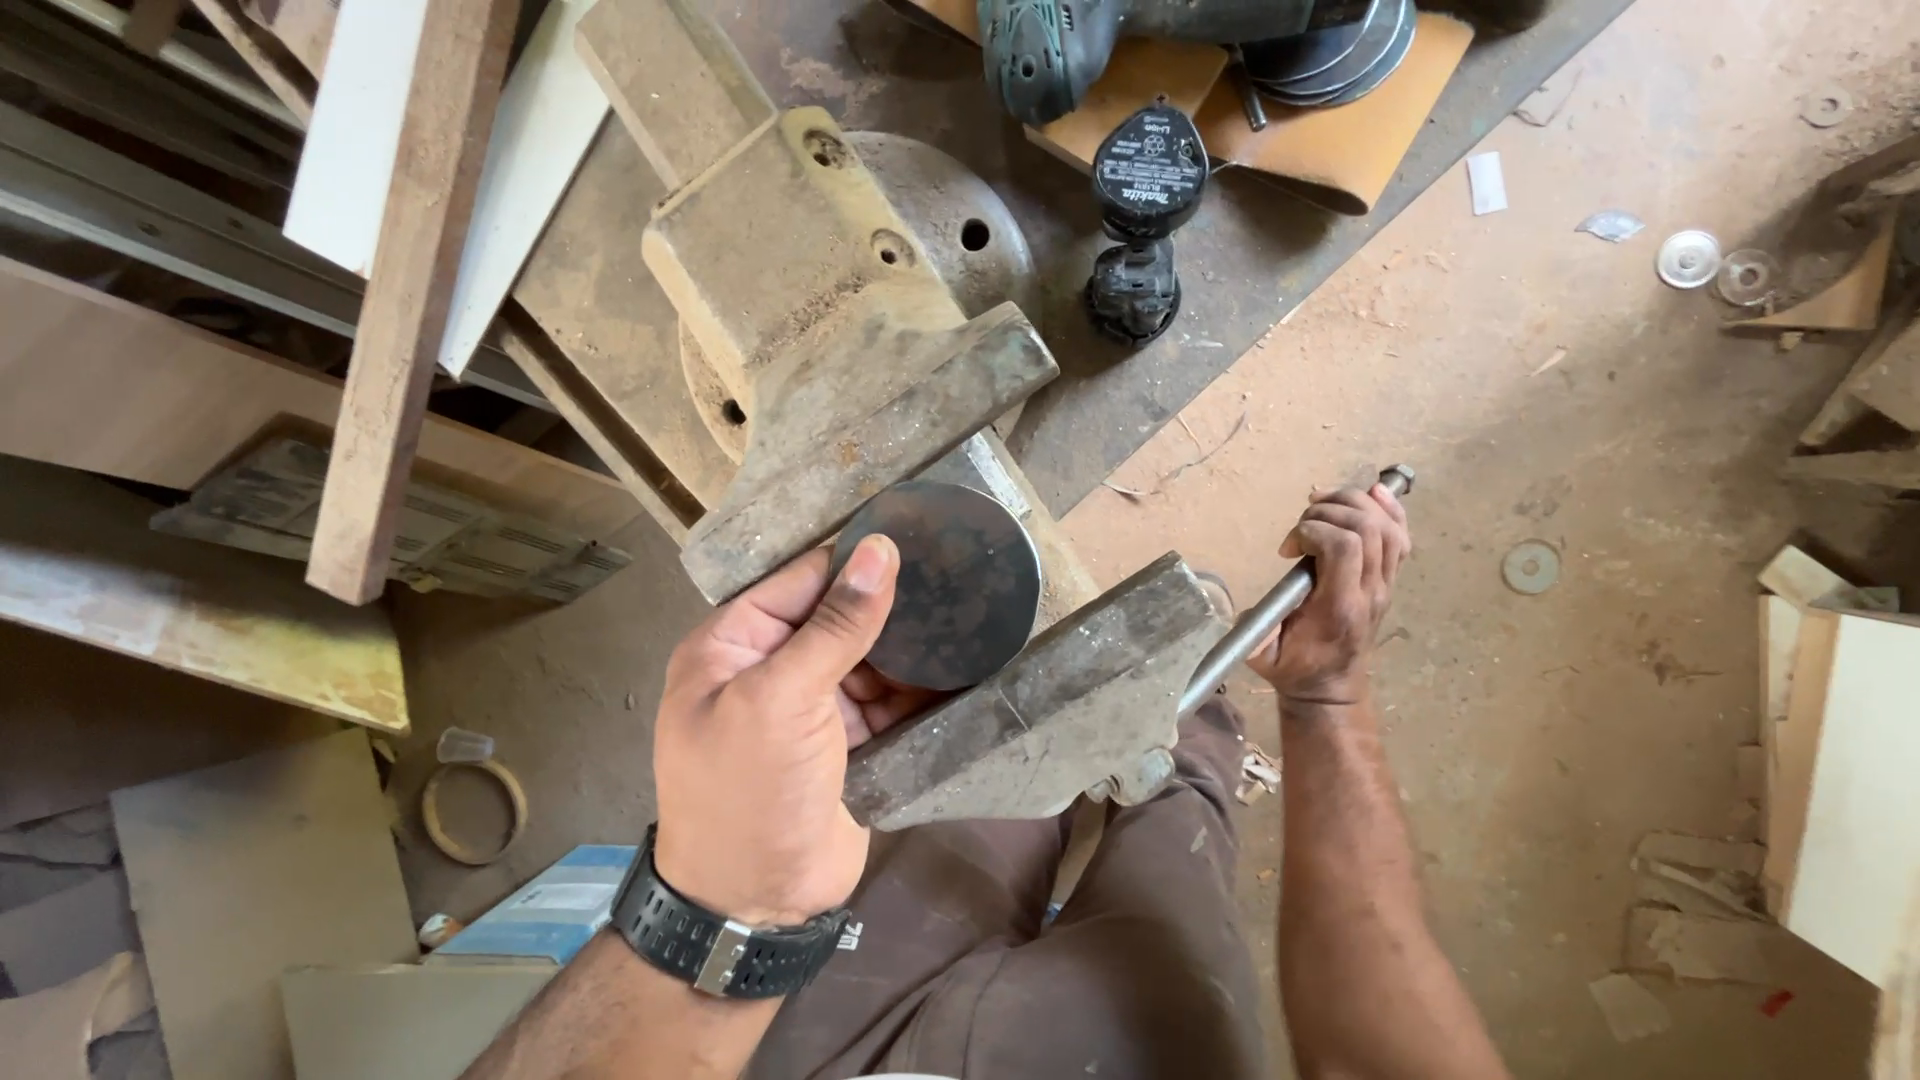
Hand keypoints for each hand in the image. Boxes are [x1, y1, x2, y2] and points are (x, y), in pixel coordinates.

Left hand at [651, 536, 933, 926]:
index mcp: (731, 645)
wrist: (755, 905)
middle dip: (888, 604)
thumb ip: (835, 624)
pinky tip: (958, 668)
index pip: (798, 581)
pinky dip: (914, 690)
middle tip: (955, 574)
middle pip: (835, 618)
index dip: (852, 559)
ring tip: (968, 615)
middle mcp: (767, 668)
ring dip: (908, 648)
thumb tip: (879, 550)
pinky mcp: (843, 743)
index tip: (914, 534)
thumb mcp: (783, 697)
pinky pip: (883, 701)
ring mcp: (807, 708)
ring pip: (865, 659)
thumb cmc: (750, 789)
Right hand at [1246, 483, 1410, 706]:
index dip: (1311, 531)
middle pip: (1368, 527)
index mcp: (1340, 607)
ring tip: (1321, 504)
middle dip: (1330, 511)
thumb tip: (1247, 610)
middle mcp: (1370, 591)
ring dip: (1353, 504)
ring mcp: (1385, 584)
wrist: (1330, 688)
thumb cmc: (1294, 669)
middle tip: (1301, 525)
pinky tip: (1372, 491)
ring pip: (1386, 527)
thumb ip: (1255, 631)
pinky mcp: (1388, 579)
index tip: (1286, 549)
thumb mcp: (1263, 656)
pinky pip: (1400, 536)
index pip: (1344, 546)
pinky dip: (1389, 509)